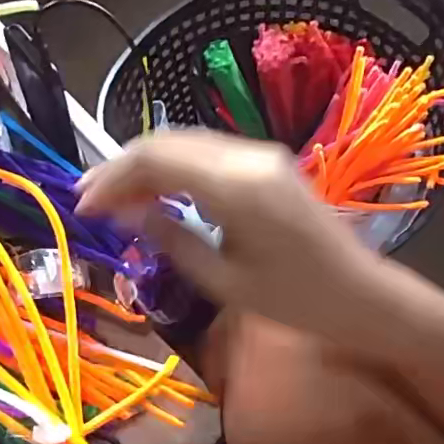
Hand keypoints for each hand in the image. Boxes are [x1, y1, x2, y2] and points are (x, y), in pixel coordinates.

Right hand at [75, 130, 396, 341]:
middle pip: (168, 142)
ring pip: (188, 143)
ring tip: (118, 200)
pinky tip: (159, 194)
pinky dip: (177, 169)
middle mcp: (249, 156)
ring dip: (148, 166)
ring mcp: (263, 154)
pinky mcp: (270, 163)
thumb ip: (172, 240)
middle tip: (92, 202)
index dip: (112, 178)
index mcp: (237, 186)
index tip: (83, 206)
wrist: (359, 294)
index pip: (156, 158)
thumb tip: (129, 213)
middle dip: (124, 168)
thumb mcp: (224, 282)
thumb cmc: (295, 301)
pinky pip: (210, 154)